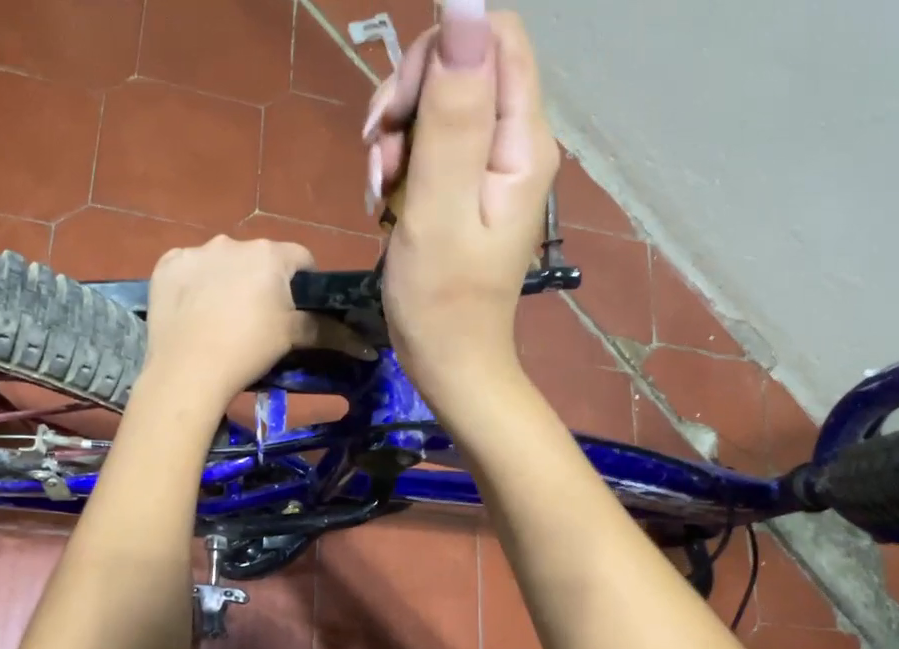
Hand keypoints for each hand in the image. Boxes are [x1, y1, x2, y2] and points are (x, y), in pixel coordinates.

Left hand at [135, 236, 323, 413]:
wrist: (187, 370)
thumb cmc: (248, 350)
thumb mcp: (292, 337)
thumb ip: (327, 330)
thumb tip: (366, 345)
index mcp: (270, 254)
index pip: (301, 258)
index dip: (304, 282)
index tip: (296, 308)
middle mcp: (234, 242)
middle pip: (258, 259)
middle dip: (261, 281)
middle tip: (256, 319)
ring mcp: (196, 251)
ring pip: (221, 262)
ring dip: (226, 280)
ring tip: (220, 318)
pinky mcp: (166, 265)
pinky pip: (187, 269)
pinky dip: (192, 285)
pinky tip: (191, 313)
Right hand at [366, 2, 558, 405]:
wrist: (449, 363)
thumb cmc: (441, 299)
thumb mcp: (438, 203)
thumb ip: (452, 109)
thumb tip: (464, 3)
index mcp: (521, 141)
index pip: (492, 37)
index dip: (435, 56)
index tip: (395, 114)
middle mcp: (515, 142)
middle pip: (461, 67)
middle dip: (406, 101)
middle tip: (377, 154)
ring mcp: (491, 165)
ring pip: (438, 106)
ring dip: (394, 137)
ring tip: (377, 189)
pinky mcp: (468, 186)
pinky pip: (430, 145)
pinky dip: (398, 164)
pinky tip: (383, 200)